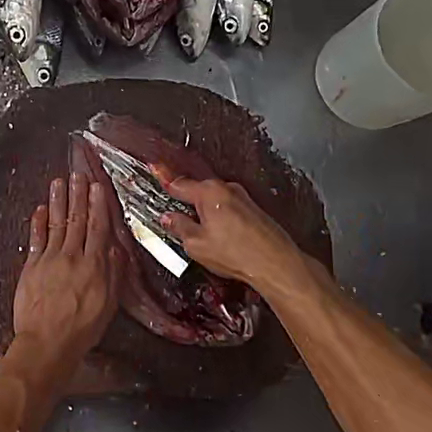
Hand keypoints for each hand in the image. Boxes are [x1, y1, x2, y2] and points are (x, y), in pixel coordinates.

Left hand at [11, 175, 124, 363]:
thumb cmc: (81, 329)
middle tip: (78, 174)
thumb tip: (115, 248)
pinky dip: (38, 223)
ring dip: (57, 201)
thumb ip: (113, 274)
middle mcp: (72, 257)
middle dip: (78, 195)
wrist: (47, 343)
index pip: (98, 228)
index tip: (97, 187)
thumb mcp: (109, 305)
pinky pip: (35, 239)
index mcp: (94, 266)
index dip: (98, 205)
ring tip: (59, 182)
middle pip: (76, 220)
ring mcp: (49, 260)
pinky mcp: (31, 267)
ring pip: (55, 224)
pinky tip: (39, 209)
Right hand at [159, 172, 328, 296]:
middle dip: (185, 203)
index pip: (179, 183)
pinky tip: (219, 237)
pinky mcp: (254, 210)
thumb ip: (179, 226)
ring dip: (204, 213)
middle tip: (175, 219)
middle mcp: (226, 189)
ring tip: (201, 236)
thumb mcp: (196, 243)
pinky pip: (228, 209)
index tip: (154, 168)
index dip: (164, 178)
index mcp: (208, 193)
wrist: (276, 264)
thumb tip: (169, 218)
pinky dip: (219, 218)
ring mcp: (243, 198)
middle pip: (197, 191)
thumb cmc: (237, 253)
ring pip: (213, 201)